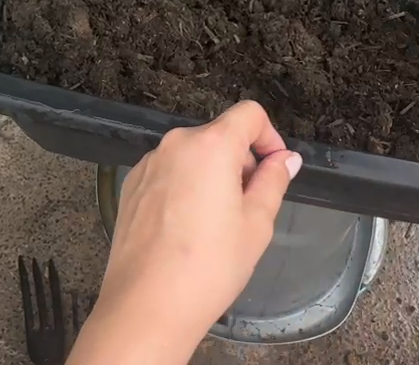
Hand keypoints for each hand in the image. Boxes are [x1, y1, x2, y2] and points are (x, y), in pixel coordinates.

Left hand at [68, 101, 300, 363]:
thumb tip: (286, 158)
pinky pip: (169, 170)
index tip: (274, 169)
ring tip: (214, 224)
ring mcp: (150, 161)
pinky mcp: (132, 181)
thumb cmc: (208, 267)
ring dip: (211, 175)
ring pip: (193, 154)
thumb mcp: (256, 225)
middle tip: (247, 208)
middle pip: (220, 135)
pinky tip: (185, 228)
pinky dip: (184, 186)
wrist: (146, 304)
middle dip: (240, 162)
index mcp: (211, 145)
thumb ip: (273, 181)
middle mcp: (177, 142)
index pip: (249, 113)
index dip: (268, 136)